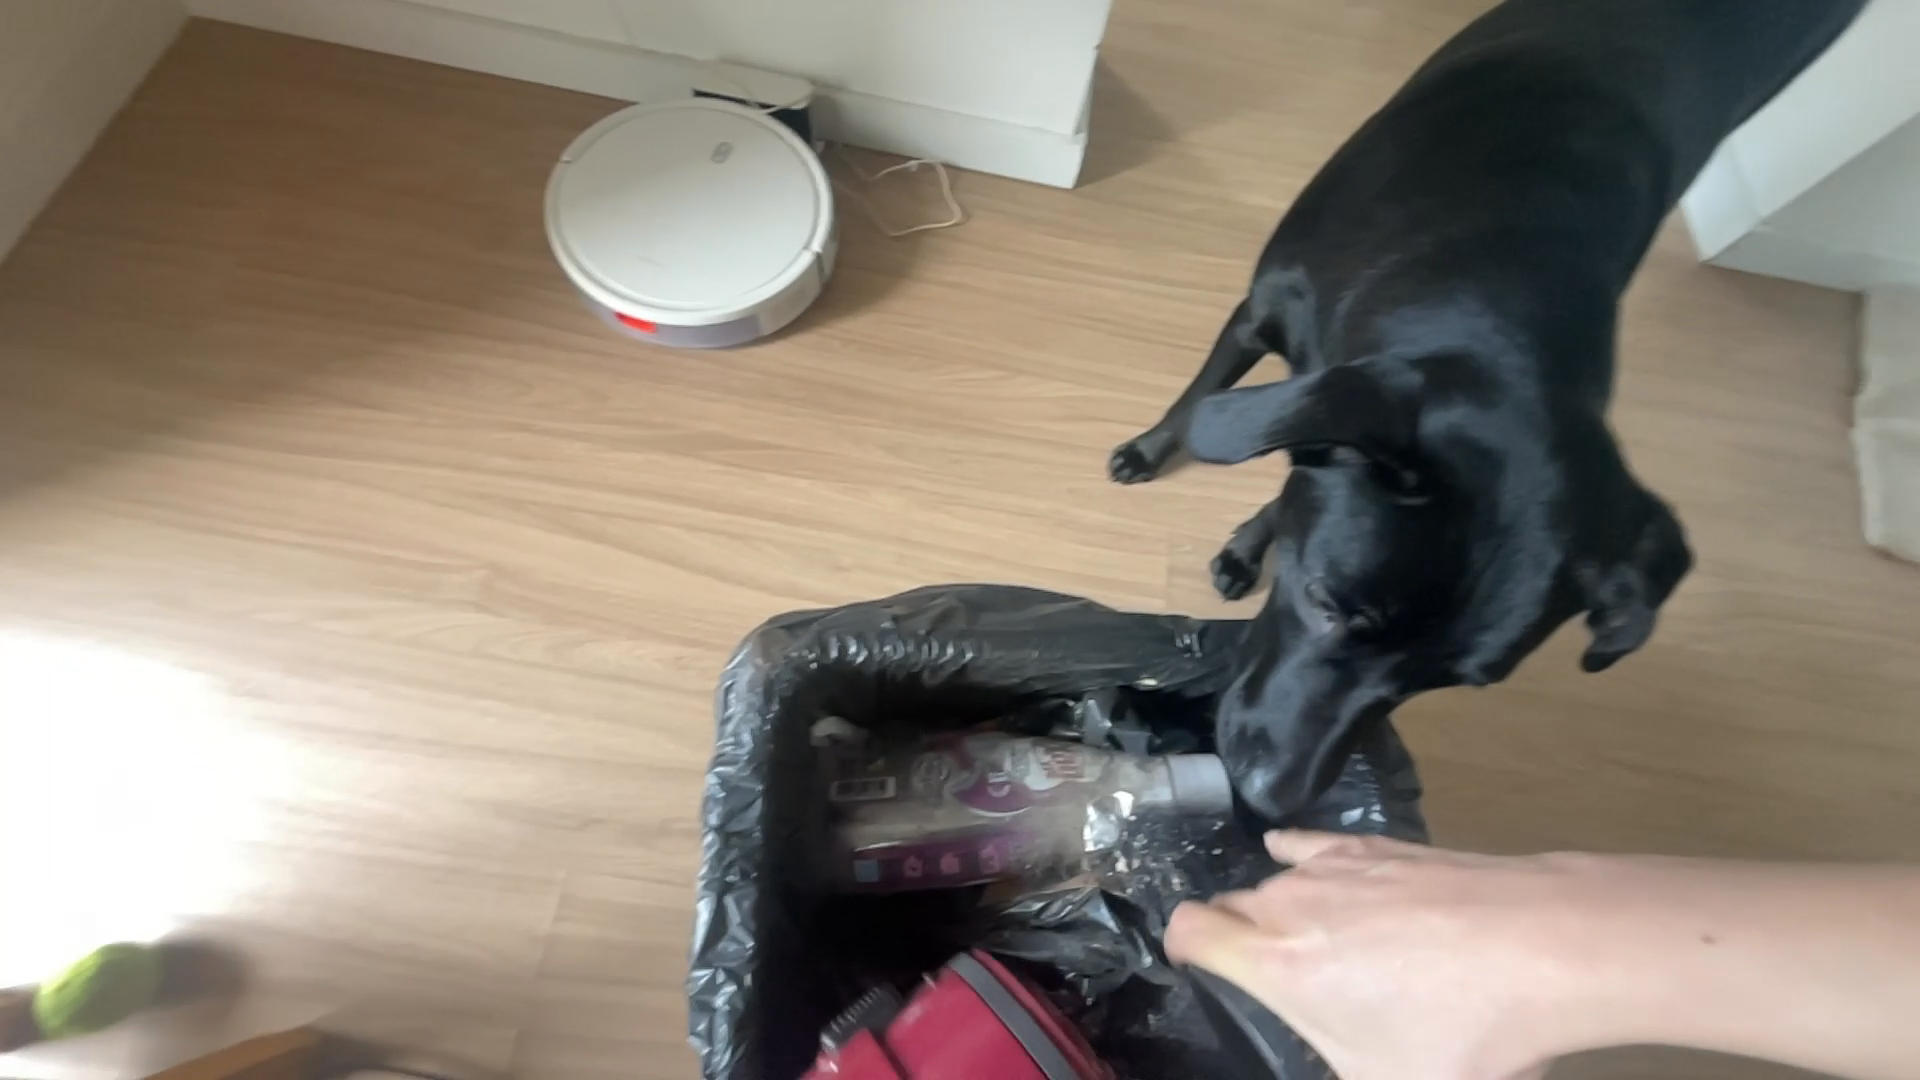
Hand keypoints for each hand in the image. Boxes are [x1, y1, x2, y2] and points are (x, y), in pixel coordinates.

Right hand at [1166, 831, 1620, 1079]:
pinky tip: (1318, 876)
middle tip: (1286, 982)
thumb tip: (1329, 1054)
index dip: (1179, 948)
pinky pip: (1303, 847)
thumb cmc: (1461, 1032)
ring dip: (1279, 913)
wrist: (1534, 945)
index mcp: (1275, 963)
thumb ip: (1331, 1067)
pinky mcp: (1359, 843)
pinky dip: (1299, 864)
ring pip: (1270, 884)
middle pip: (1228, 908)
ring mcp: (1320, 865)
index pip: (1185, 929)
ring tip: (1330, 946)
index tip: (1199, 969)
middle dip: (1239, 941)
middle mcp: (1283, 904)